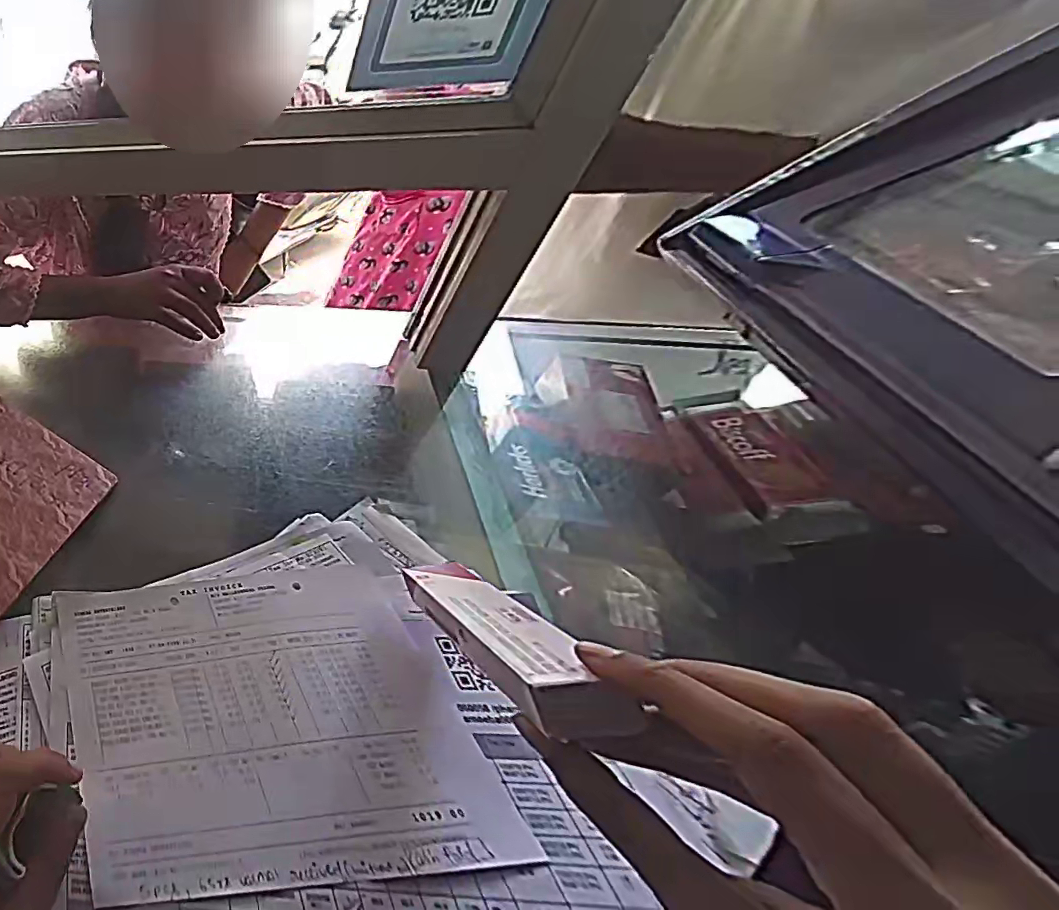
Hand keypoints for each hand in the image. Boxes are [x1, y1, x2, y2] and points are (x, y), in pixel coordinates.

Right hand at [102, 265, 225, 339]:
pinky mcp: (152, 309)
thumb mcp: (158, 278)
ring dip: (206, 324)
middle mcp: (171, 280)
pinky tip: (196, 337)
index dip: (217, 290)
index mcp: (175, 270)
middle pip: (201, 298)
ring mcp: (161, 294)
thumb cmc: (132, 288)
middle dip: (214, 315)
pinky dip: (188, 330)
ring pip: (192, 310)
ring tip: (213, 335)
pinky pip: (176, 321)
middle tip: (220, 328)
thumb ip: (178, 285)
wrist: (108, 293)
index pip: (207, 276)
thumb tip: (198, 299)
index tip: (219, 304)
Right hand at [521, 645, 1058, 908]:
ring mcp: (993, 862)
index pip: (776, 751)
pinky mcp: (971, 849)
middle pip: (829, 717)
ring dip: (726, 706)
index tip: (598, 663)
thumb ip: (634, 828)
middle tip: (623, 677)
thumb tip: (557, 747)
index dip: (672, 691)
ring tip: (645, 711)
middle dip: (704, 681)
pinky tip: (699, 742)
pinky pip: (859, 760)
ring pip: (849, 730)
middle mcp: (983, 876)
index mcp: (914, 905)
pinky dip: (762, 739)